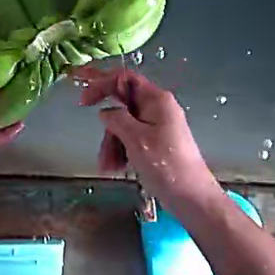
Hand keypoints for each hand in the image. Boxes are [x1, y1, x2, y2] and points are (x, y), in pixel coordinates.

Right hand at [75, 66, 220, 210]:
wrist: (190, 194)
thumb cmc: (165, 164)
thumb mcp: (136, 139)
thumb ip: (118, 120)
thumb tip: (106, 111)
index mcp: (157, 100)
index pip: (126, 79)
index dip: (102, 84)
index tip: (83, 100)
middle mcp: (158, 108)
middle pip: (123, 106)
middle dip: (109, 130)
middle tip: (102, 152)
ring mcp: (159, 125)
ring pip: (125, 126)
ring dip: (113, 145)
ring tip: (110, 167)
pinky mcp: (158, 142)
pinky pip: (133, 139)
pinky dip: (122, 151)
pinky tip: (117, 168)